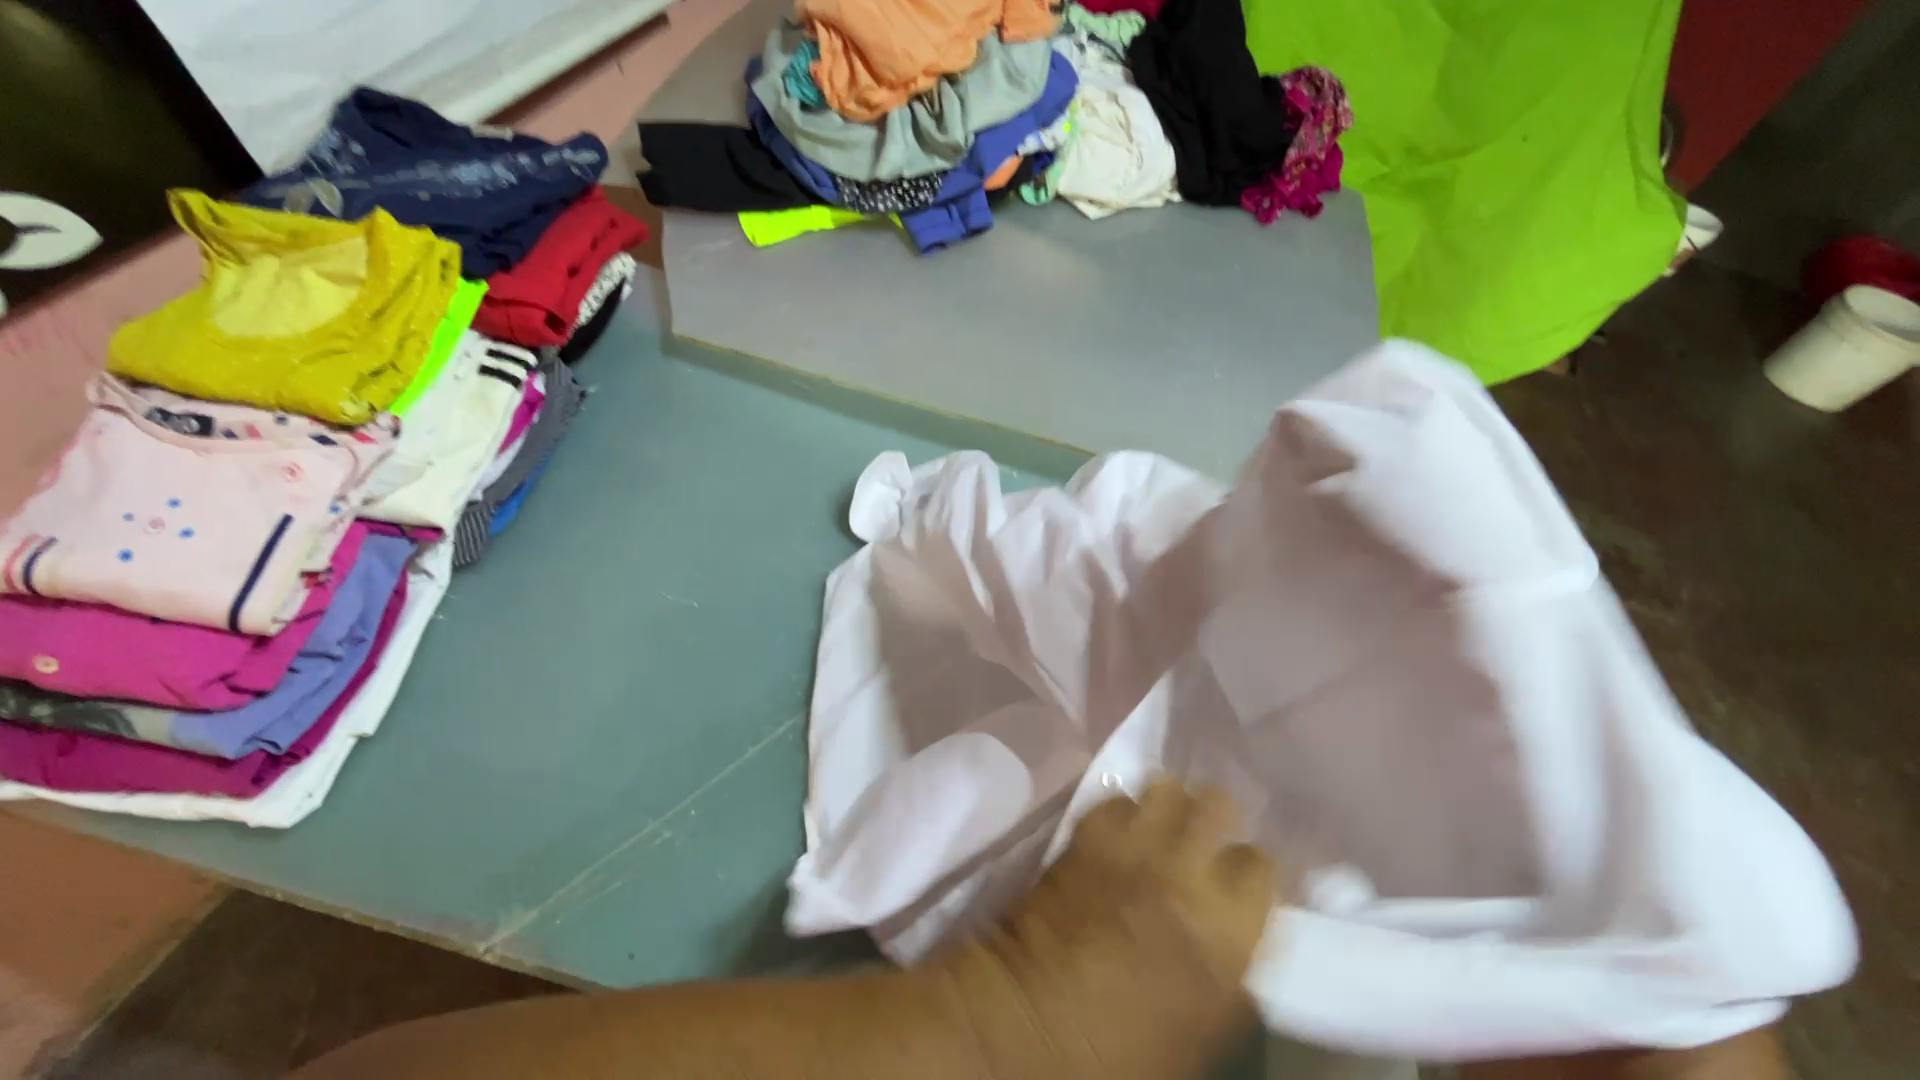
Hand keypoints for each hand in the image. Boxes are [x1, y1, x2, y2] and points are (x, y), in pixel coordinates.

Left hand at [931, 779, 1278, 1079]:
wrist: (1026, 1023)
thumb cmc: (1118, 1053)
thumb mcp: (1199, 1039)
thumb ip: (1230, 987)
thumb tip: (1239, 959)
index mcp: (1225, 932)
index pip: (1260, 864)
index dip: (1250, 870)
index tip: (1238, 881)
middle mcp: (1183, 874)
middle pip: (1216, 804)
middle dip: (1213, 815)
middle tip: (1203, 836)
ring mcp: (1130, 849)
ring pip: (1164, 789)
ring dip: (1166, 803)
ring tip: (1161, 823)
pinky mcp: (1083, 839)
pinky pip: (1114, 801)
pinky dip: (1120, 810)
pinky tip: (1119, 831)